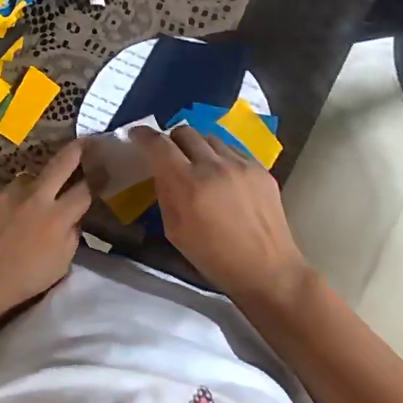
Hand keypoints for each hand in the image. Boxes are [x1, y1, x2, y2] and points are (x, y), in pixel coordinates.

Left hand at [0, 140, 92, 325]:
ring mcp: (9, 192)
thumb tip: (74, 215)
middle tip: (84, 142)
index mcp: (58, 216)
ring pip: (30, 177)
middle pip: (61, 163)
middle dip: (76, 150)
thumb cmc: (25, 279)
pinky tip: (11, 212)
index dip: (98, 176)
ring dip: (37, 183)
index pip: (86, 188)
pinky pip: (9, 190)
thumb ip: (71, 233)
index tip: (104, 166)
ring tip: (36, 197)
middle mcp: (35, 196)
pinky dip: (15, 197)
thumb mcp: (61, 262)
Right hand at [135, 127, 310, 307]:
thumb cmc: (212, 255)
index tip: (136, 135)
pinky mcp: (261, 170)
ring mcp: (241, 165)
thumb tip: (162, 172)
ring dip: (196, 145)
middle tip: (168, 153)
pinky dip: (219, 156)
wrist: (266, 270)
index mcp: (186, 182)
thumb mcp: (173, 228)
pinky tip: (220, 174)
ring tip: (196, 163)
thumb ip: (165, 193)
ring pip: (209, 138)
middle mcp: (213, 165)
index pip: (158, 143)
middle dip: (171, 139)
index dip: (143, 135)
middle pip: (185, 132)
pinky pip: (232, 150)